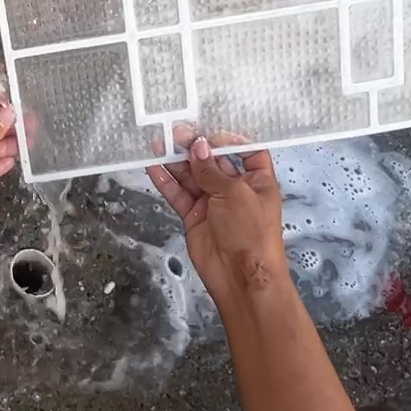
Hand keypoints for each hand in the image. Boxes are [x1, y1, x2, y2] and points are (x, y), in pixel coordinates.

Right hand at [146, 136, 289, 304]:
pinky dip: (166, 181)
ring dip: (176, 162)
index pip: (247, 152)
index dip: (229, 140)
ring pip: (191, 176)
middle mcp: (235, 189)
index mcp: (257, 180)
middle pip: (212, 162)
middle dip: (194, 148)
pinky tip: (154, 167)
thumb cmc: (251, 233)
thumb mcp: (234, 193)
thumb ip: (211, 169)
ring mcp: (212, 202)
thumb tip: (198, 145)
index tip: (209, 133)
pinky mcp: (194, 215)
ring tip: (158, 145)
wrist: (240, 276)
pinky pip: (178, 194)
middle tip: (174, 134)